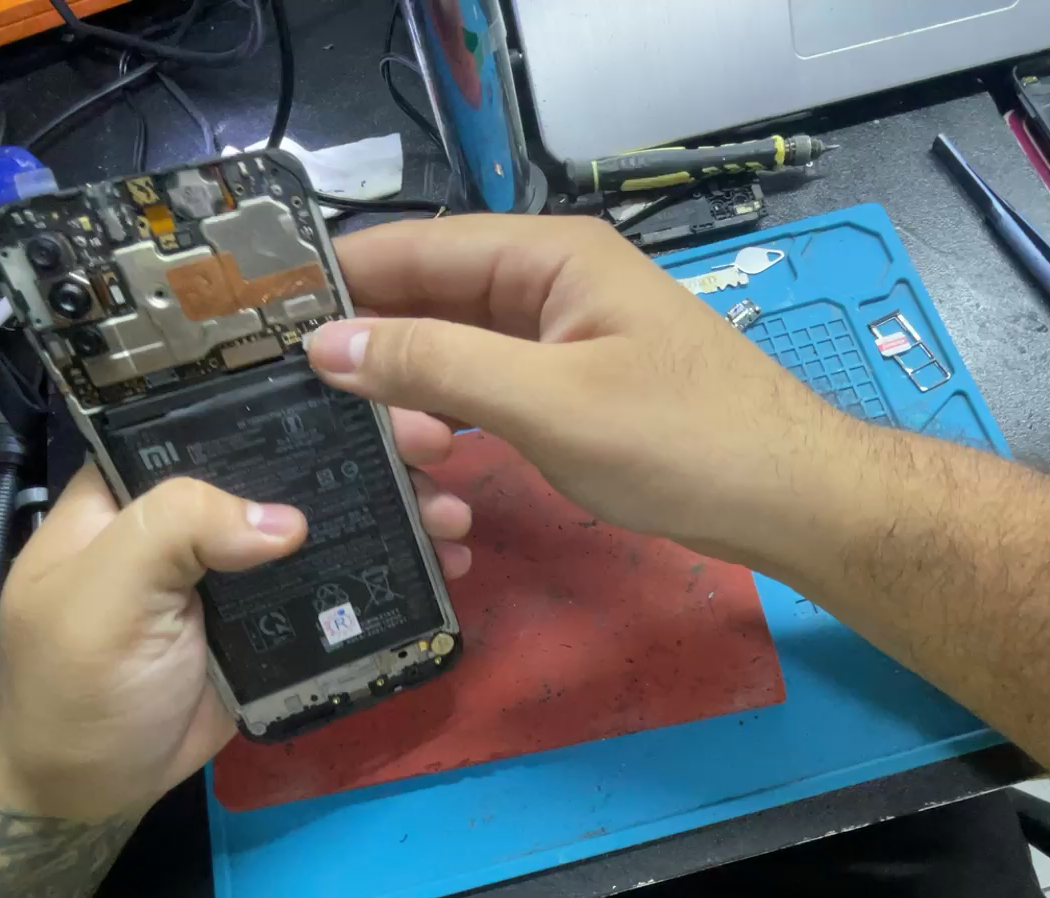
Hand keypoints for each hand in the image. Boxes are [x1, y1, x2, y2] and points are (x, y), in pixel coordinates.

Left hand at [0, 410, 473, 821]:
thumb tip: (289, 522)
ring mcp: (246, 565)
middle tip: (437, 450)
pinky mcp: (281, 612)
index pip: (222, 419)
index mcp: (144, 488)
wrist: (96, 784)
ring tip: (453, 516)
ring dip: (396, 512)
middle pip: (296, 466)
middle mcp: (202, 514)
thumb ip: (174, 531)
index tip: (375, 397)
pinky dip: (390, 570)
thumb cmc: (78, 682)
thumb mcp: (102, 597)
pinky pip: (342, 579)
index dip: (298, 402)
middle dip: (373, 454)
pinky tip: (439, 563)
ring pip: (331, 521)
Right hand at [307, 215, 845, 564]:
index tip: (268, 330)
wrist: (781, 498)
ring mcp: (559, 341)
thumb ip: (436, 364)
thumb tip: (330, 343)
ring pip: (456, 358)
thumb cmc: (679, 441)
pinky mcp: (570, 391)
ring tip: (408, 462)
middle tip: (340, 427)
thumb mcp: (548, 401)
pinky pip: (490, 395)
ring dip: (420, 405)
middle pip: (430, 305)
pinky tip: (441, 465)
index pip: (414, 247)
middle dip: (381, 361)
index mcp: (546, 256)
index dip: (340, 282)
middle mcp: (548, 285)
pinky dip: (460, 426)